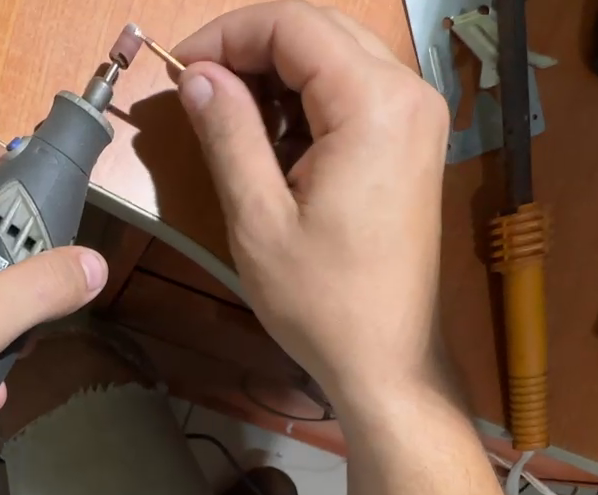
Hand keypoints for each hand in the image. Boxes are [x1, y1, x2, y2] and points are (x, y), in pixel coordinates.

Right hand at [175, 2, 449, 412]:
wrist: (385, 357)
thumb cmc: (320, 302)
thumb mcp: (258, 221)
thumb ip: (228, 136)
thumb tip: (198, 77)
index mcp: (373, 103)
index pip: (293, 24)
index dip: (227, 34)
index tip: (180, 69)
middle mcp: (408, 92)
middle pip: (320, 29)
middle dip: (252, 50)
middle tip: (200, 92)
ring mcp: (418, 117)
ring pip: (338, 58)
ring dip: (279, 77)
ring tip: (233, 123)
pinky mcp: (413, 144)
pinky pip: (355, 94)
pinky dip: (308, 104)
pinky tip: (277, 145)